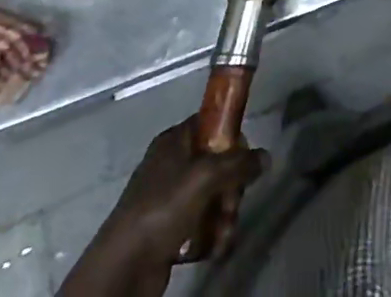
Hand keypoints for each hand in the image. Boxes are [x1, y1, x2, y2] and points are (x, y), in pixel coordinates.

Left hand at [59, 118, 266, 296]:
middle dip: (232, 188)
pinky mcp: (170, 229)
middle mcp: (172, 165)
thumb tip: (265, 156)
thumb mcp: (206, 176)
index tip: (245, 157)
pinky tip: (211, 248)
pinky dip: (211, 235)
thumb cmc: (163, 207)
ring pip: (214, 197)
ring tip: (221, 234)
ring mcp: (170, 199)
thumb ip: (239, 163)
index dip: (231, 136)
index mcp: (174, 142)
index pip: (211, 123)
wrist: (124, 267)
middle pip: (218, 164)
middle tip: (231, 204)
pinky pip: (203, 224)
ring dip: (225, 216)